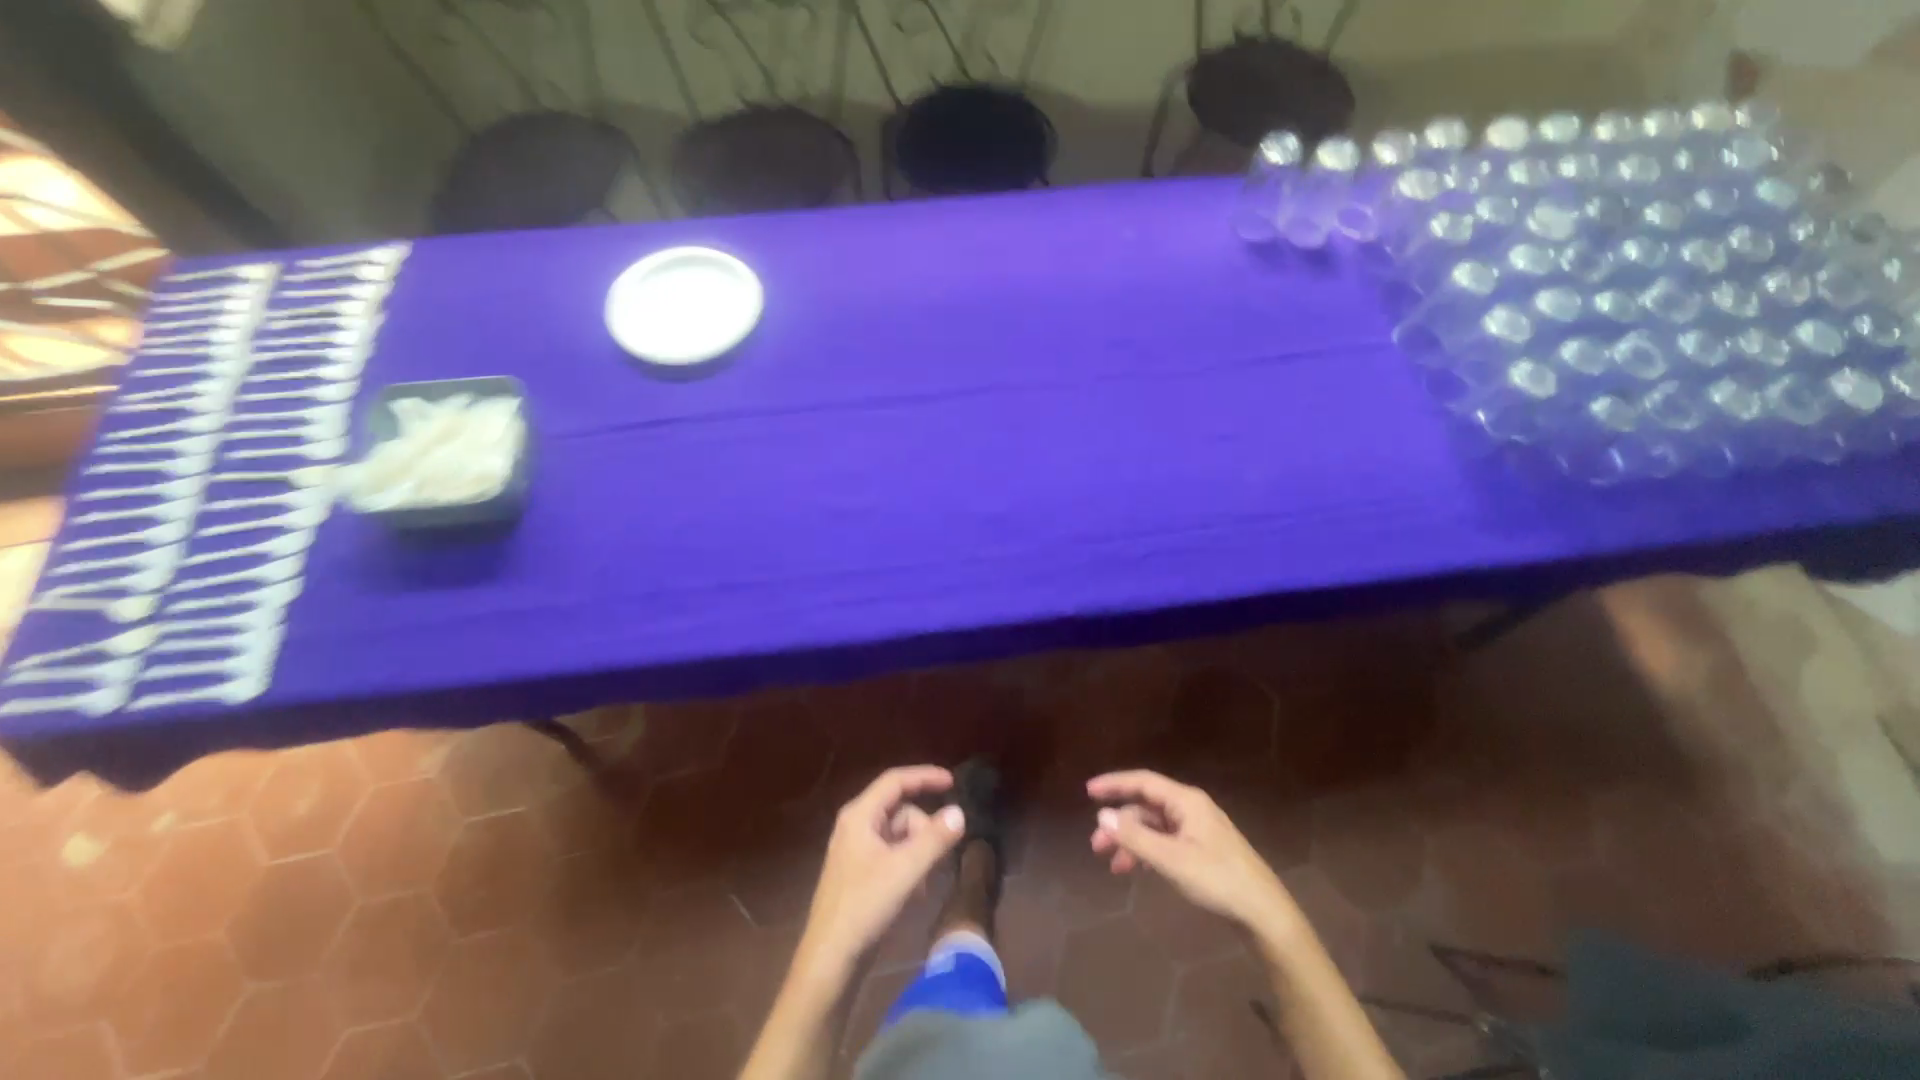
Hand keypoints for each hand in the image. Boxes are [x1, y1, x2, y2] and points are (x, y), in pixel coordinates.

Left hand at [798, 766, 965, 974]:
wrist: (831, 957)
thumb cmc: (864, 907)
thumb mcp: (905, 870)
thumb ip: (934, 839)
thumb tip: (959, 812)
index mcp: (859, 816)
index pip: (895, 781)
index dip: (925, 777)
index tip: (953, 782)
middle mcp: (855, 827)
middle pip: (901, 811)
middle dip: (924, 831)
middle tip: (935, 859)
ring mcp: (856, 851)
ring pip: (899, 836)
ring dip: (918, 853)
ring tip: (922, 884)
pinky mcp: (859, 874)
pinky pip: (892, 856)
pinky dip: (908, 867)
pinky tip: (914, 894)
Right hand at [1088, 770, 1297, 932]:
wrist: (1262, 911)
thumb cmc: (1217, 879)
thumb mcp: (1170, 859)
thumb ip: (1134, 837)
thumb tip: (1101, 815)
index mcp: (1186, 802)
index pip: (1143, 782)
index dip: (1114, 784)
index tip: (1088, 791)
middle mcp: (1192, 809)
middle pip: (1146, 807)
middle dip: (1120, 825)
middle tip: (1097, 847)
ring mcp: (1199, 829)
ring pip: (1155, 827)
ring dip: (1133, 842)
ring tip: (1115, 868)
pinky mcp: (1203, 849)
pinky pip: (1166, 841)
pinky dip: (1148, 852)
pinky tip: (1139, 870)